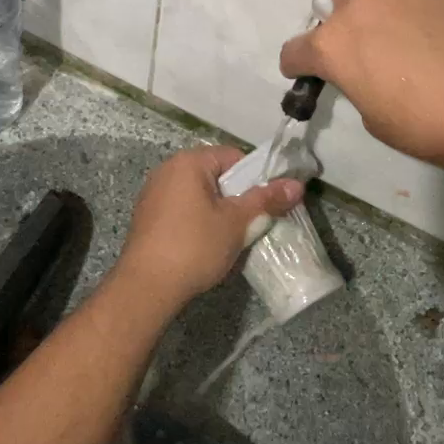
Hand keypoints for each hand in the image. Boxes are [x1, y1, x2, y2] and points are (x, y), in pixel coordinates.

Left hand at [113, 147, 303, 308]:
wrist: (147, 286)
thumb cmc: (194, 246)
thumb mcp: (236, 222)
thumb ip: (266, 199)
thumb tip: (296, 184)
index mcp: (188, 162)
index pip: (232, 157)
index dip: (255, 177)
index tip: (266, 203)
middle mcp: (167, 170)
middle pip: (215, 175)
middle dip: (236, 197)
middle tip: (251, 222)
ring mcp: (153, 194)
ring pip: (199, 195)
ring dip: (218, 211)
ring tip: (230, 237)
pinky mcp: (147, 217)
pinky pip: (182, 210)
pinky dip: (197, 221)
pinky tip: (204, 246)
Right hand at [279, 0, 443, 175]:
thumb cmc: (426, 127)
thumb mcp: (372, 115)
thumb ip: (354, 82)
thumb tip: (361, 71)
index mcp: (332, 44)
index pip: (295, 49)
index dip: (297, 67)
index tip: (306, 77)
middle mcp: (358, 8)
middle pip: (327, 6)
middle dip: (331, 29)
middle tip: (351, 57)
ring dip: (366, 17)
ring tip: (389, 46)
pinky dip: (401, 16)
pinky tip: (423, 42)